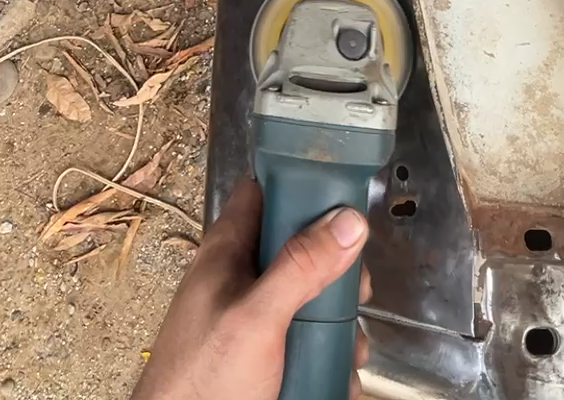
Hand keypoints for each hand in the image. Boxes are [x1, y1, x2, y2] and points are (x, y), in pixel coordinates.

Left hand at [132, 180, 371, 399]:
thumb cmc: (204, 377)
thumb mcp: (257, 317)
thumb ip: (301, 267)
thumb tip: (351, 218)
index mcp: (227, 250)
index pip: (263, 192)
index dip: (300, 185)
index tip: (343, 198)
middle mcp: (240, 276)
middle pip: (296, 245)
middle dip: (334, 266)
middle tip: (359, 289)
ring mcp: (250, 316)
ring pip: (305, 294)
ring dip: (336, 317)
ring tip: (354, 348)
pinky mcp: (260, 353)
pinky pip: (301, 336)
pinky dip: (325, 349)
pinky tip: (341, 372)